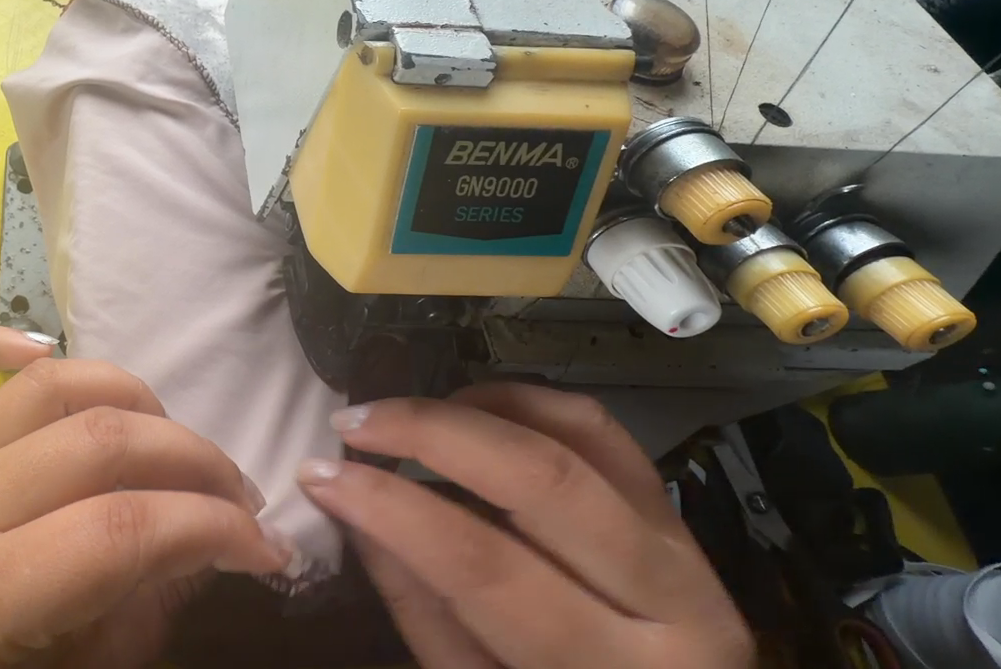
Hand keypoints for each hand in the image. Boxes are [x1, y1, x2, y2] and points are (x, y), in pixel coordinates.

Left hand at [0, 327, 292, 668]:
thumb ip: (148, 602)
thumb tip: (217, 538)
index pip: (118, 528)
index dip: (208, 527)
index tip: (266, 546)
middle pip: (95, 443)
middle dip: (189, 460)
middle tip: (241, 498)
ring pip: (46, 388)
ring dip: (127, 395)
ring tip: (171, 438)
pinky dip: (0, 344)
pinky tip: (45, 348)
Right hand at [297, 383, 754, 668]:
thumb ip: (414, 599)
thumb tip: (345, 502)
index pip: (484, 565)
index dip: (391, 508)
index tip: (319, 472)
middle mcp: (672, 600)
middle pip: (540, 479)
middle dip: (428, 433)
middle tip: (352, 421)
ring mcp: (681, 541)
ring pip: (573, 434)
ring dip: (470, 409)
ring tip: (402, 415)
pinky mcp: (668, 504)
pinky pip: (595, 424)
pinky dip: (519, 400)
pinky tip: (465, 409)